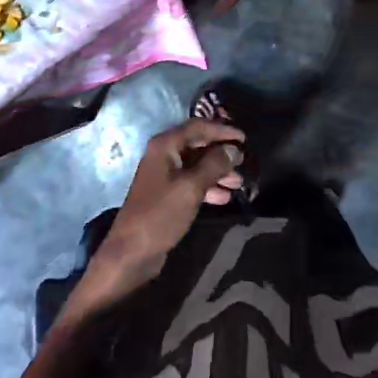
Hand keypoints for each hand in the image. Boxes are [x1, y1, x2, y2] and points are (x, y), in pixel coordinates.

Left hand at [74, 120, 244, 313]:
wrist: (133, 250)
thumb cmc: (161, 214)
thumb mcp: (191, 187)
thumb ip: (214, 165)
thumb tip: (233, 149)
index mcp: (164, 145)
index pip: (197, 127)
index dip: (221, 130)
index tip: (244, 138)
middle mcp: (163, 155)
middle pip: (197, 144)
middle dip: (221, 152)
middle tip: (244, 161)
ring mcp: (164, 175)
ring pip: (196, 165)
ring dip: (218, 171)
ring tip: (239, 182)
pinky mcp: (167, 194)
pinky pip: (192, 182)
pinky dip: (208, 186)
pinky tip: (225, 197)